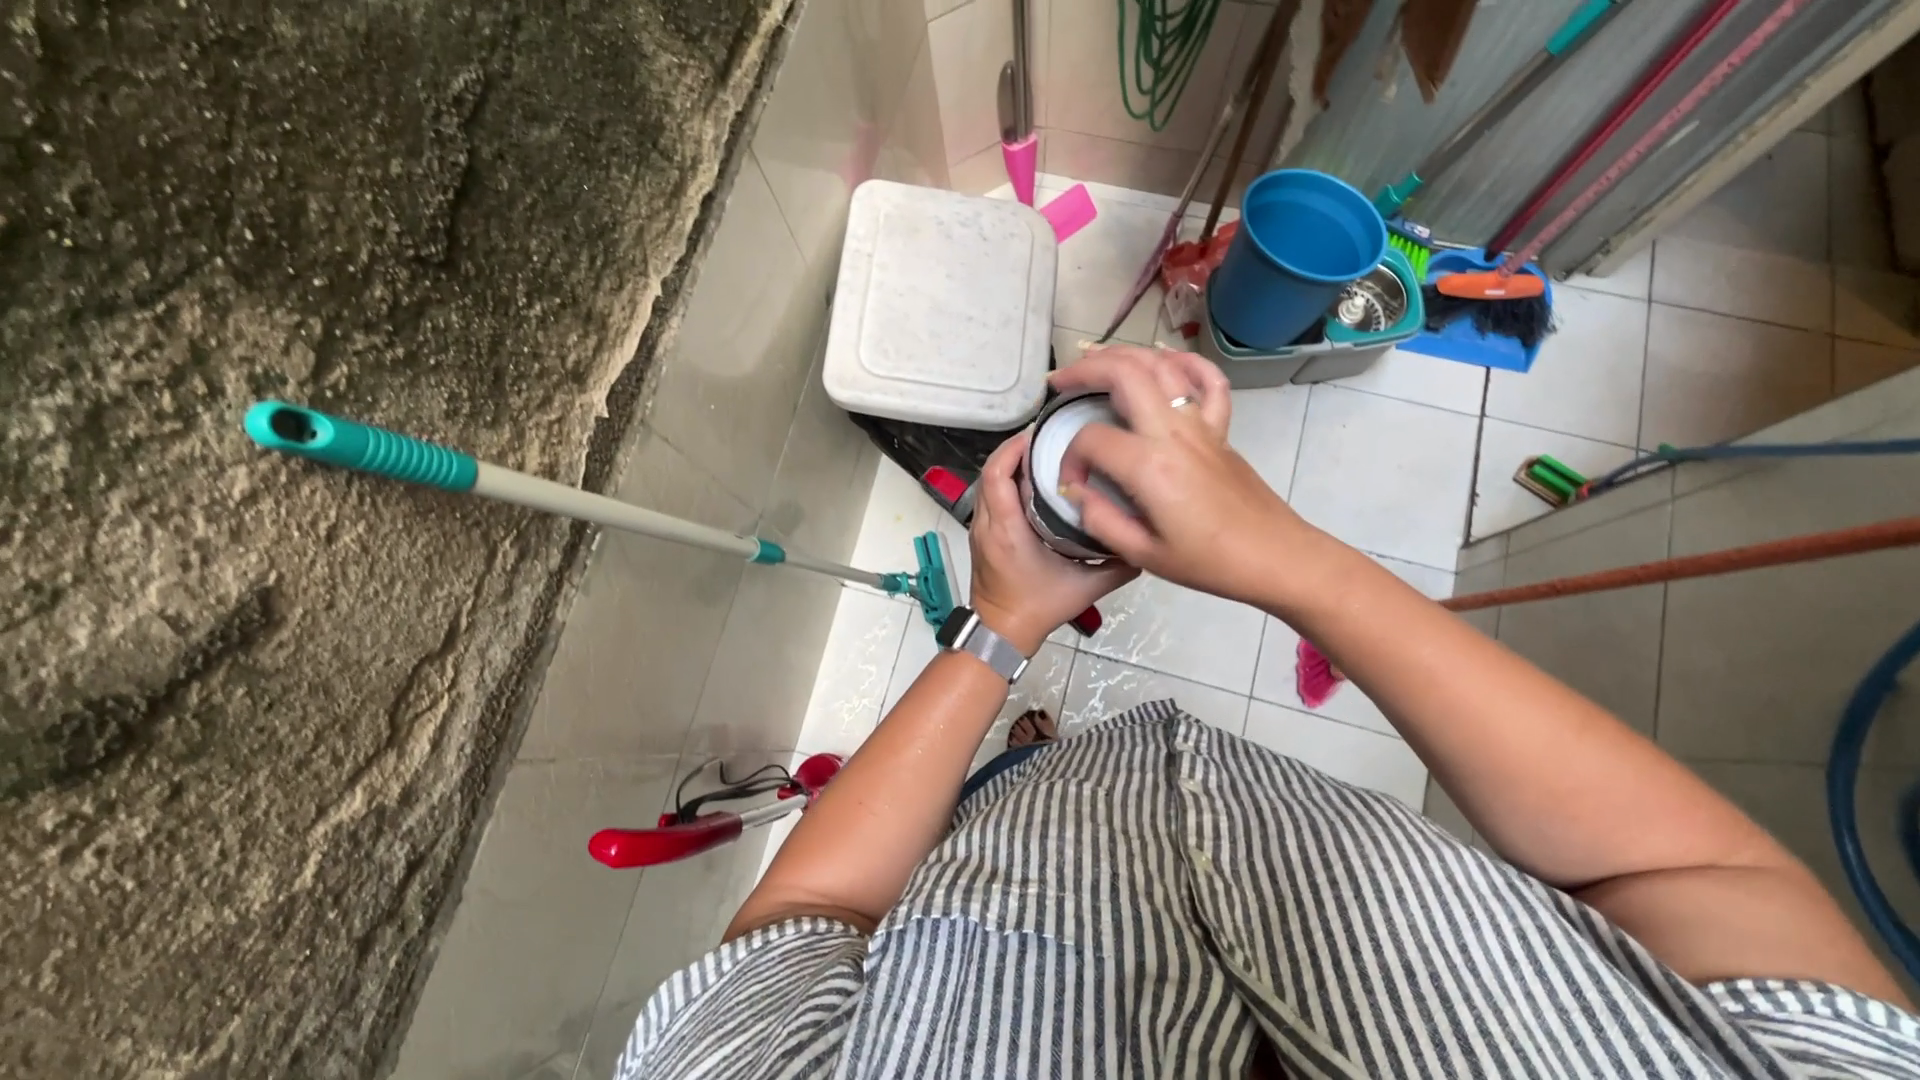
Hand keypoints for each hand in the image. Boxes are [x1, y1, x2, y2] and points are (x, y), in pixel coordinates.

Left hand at [968, 430, 1136, 654]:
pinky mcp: (981, 537)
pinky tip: (1032, 485)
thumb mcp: (1083, 588)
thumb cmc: (1037, 608)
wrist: (1000, 633)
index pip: (997, 474)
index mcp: (1006, 528)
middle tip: (1048, 440)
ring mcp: (980, 530)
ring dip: (1008, 466)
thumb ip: (1116, 566)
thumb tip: (1143, 544)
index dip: (1013, 448)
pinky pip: (988, 498)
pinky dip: (1004, 484)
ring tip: (1042, 457)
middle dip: (1014, 450)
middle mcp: (987, 523)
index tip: (1040, 434)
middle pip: (990, 472)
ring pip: (987, 484)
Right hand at [1050, 345, 1324, 604]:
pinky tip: (1163, 359)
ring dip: (1124, 354)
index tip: (1072, 483)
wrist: (1274, 556)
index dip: (1070, 458)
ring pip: (1161, 365)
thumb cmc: (1209, 562)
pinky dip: (1185, 362)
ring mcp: (1201, 425)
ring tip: (1095, 359)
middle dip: (1085, 370)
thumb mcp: (1144, 554)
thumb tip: (1077, 492)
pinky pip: (1207, 381)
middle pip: (1125, 374)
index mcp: (1150, 467)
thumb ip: (1101, 520)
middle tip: (1060, 382)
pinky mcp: (1221, 428)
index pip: (1092, 440)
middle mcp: (1174, 433)